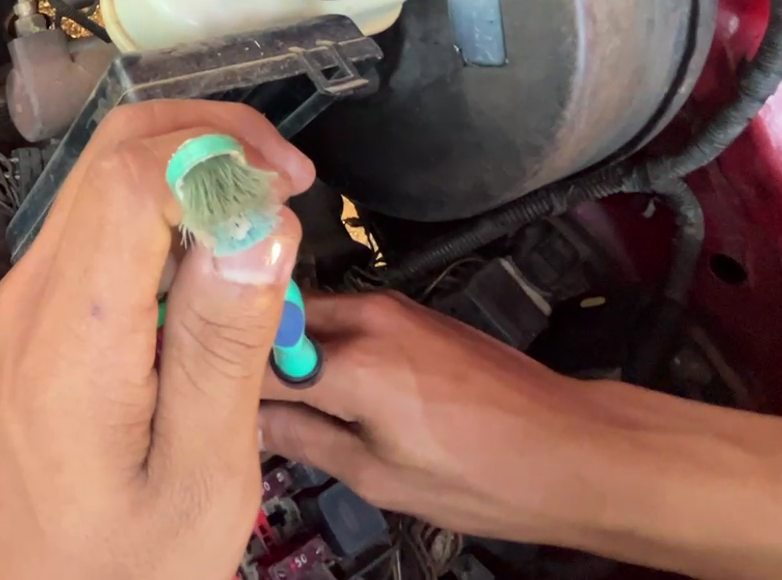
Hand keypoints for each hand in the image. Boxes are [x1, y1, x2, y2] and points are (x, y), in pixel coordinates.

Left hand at [0, 100, 312, 579]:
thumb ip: (225, 345)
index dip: (214, 155)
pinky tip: (213, 243)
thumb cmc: (113, 558)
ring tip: (262, 202)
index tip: (287, 187)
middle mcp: (38, 283)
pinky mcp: (41, 297)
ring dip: (190, 160)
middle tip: (286, 174)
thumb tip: (260, 224)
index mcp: (75, 328)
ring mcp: (32, 284)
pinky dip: (166, 199)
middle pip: (112, 149)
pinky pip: (102, 214)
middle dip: (208, 133)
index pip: (128, 178)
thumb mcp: (199, 476)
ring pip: (107, 170)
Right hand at [259, 293, 645, 546]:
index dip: (226, 377)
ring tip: (277, 388)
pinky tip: (325, 375)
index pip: (256, 360)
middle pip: (273, 321)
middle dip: (248, 351)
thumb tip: (247, 425)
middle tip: (233, 390)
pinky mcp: (403, 305)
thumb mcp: (382, 477)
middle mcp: (362, 315)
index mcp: (352, 365)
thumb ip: (305, 440)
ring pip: (304, 312)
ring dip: (283, 343)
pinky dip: (318, 338)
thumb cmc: (485, 478)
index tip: (205, 390)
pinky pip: (338, 313)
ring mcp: (385, 303)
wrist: (576, 447)